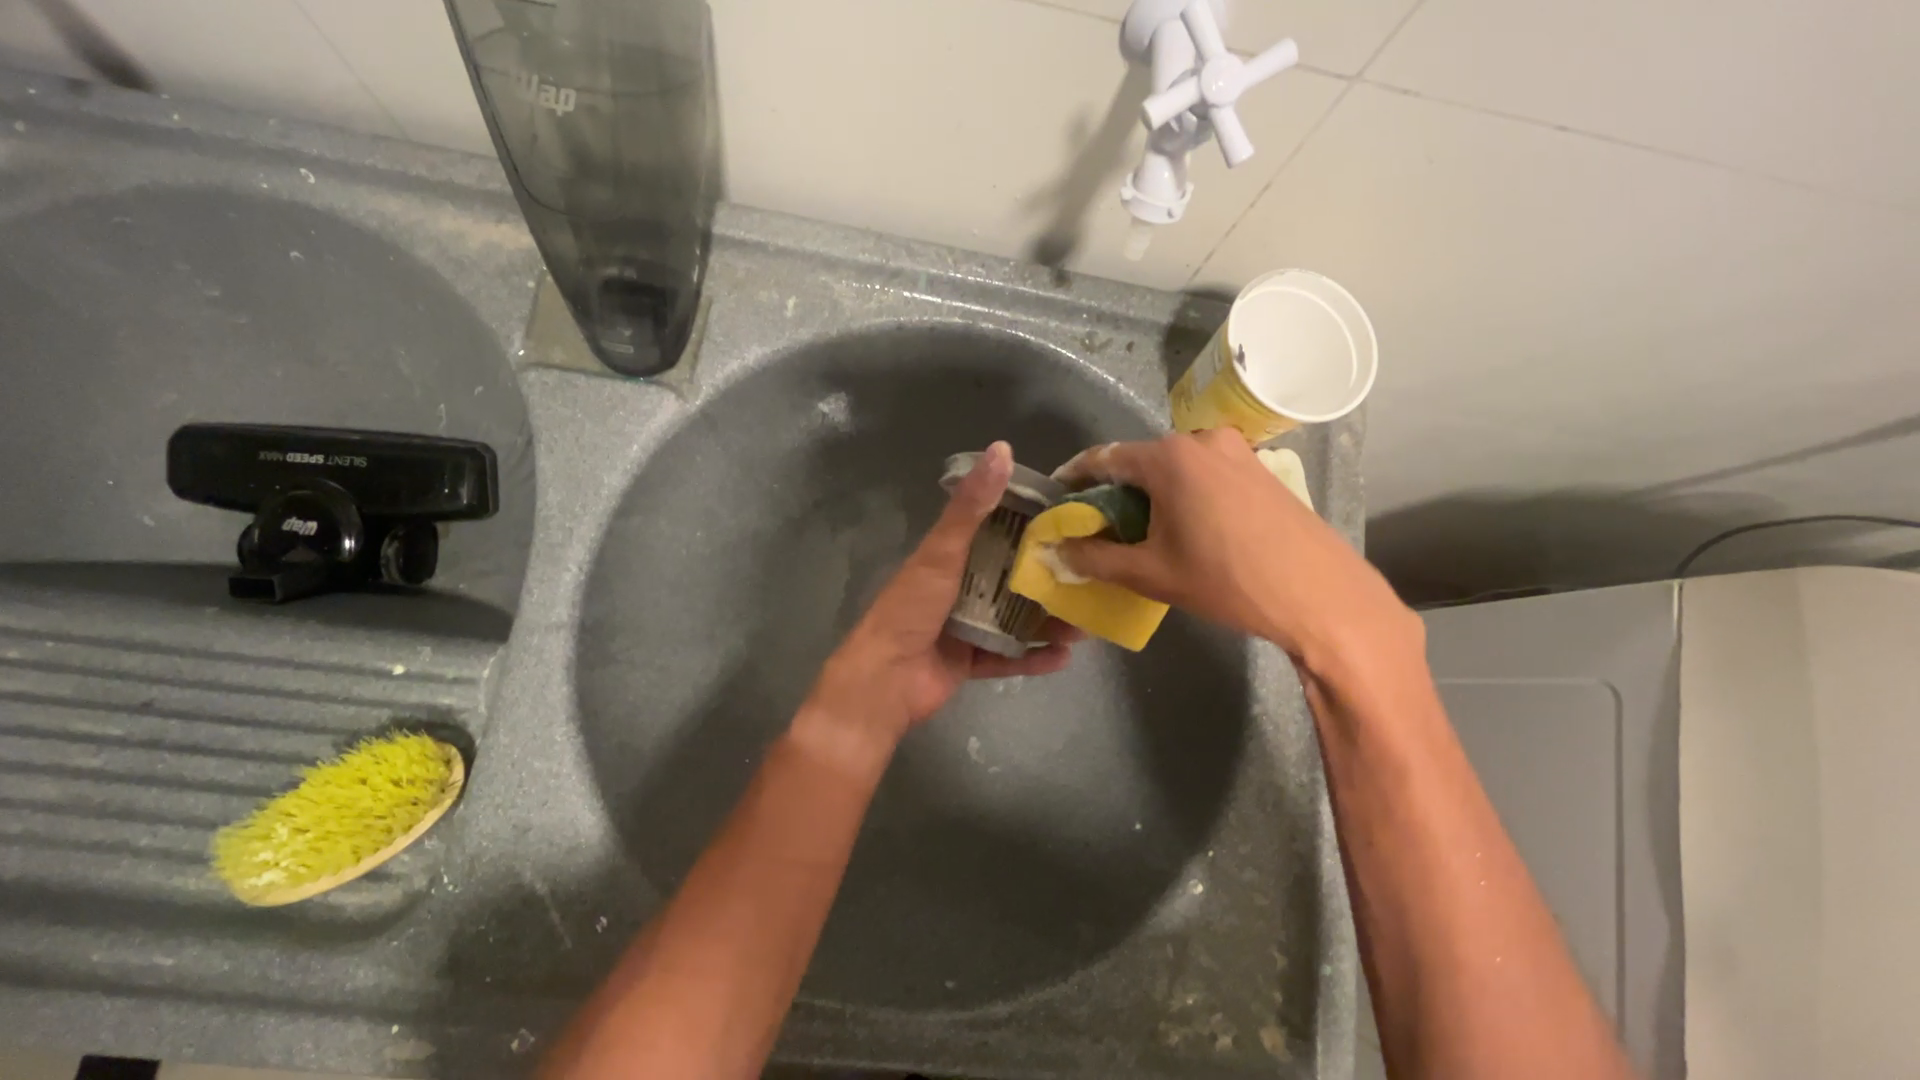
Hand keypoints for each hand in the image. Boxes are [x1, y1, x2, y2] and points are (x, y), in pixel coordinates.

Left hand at [797, 442, 1080, 768]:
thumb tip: (1001, 449)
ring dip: (1048, 621)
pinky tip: (1065, 656)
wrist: (884, 680)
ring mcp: (965, 626)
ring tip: (1086, 622)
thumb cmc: (910, 609)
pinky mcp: (970, 662)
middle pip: (1012, 579)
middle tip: (1091, 577)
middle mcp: (959, 587)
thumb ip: (972, 507)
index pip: (998, 532)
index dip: (1033, 526)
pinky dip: (1034, 657)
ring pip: (1016, 619)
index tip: (1074, 523)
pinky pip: (1009, 657)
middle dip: (1049, 579)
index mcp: (949, 557)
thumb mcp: (941, 552)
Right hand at [1054, 429, 1415, 670]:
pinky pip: (1206, 474)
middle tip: (1096, 526)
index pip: (1104, 458)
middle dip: (1115, 491)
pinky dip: (1184, 494)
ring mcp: (1237, 452)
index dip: (1075, 477)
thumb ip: (1096, 559)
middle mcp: (1202, 441)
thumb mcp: (1151, 573)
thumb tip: (1058, 552)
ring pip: (1176, 468)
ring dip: (1152, 494)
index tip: (1057, 496)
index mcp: (1169, 457)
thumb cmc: (1227, 579)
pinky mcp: (1260, 470)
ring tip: (1140, 532)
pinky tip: (1184, 528)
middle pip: (1141, 461)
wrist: (1319, 593)